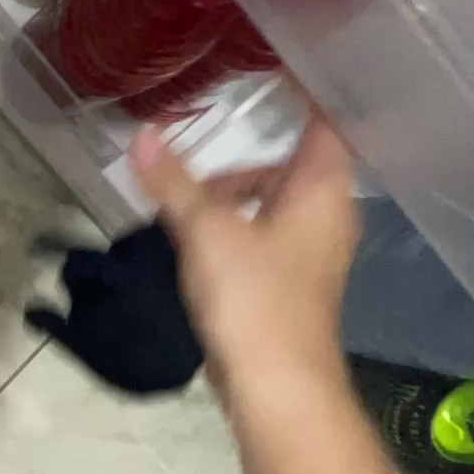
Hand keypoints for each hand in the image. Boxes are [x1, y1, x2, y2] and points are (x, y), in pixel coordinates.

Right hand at [130, 114, 359, 392]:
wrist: (274, 381)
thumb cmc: (252, 298)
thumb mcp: (206, 234)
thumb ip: (174, 186)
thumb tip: (145, 135)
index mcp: (322, 190)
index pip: (321, 123)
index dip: (296, 99)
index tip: (254, 91)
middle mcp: (328, 215)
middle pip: (286, 172)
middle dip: (234, 174)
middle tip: (185, 189)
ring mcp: (311, 256)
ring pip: (270, 213)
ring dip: (227, 212)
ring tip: (179, 229)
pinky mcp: (289, 288)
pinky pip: (262, 246)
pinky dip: (231, 242)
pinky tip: (196, 264)